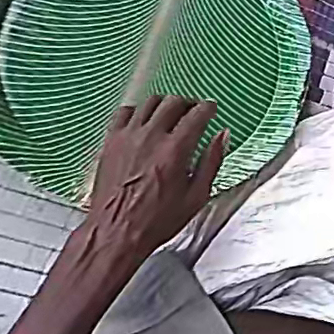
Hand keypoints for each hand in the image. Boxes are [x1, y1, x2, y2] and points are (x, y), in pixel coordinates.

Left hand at [85, 95, 226, 256]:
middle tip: (193, 111)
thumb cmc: (156, 220)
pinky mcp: (111, 140)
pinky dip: (139, 111)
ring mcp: (128, 136)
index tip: (211, 109)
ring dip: (165, 104)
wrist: (117, 231)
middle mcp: (151, 136)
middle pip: (173, 102)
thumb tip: (222, 136)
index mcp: (176, 150)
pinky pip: (126, 112)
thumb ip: (211, 162)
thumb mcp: (196, 197)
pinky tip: (144, 121)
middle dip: (188, 103)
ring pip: (150, 102)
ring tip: (170, 114)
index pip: (197, 113)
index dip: (208, 107)